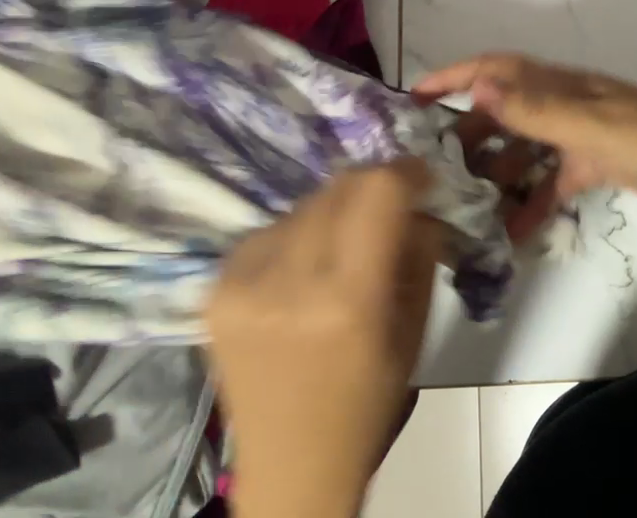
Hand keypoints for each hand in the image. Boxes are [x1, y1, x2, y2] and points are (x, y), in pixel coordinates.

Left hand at [204, 160, 443, 517]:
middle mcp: (289, 281)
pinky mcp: (214, 291)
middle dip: (372, 187)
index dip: (405, 172)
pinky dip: (294, 237)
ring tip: (341, 250)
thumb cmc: (368, 401)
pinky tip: (300, 273)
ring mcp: (242, 283)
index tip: (422, 179)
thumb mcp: (414, 329)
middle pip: (338, 187)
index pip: (378, 190)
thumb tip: (418, 200)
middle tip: (389, 208)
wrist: (291, 465)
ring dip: (332, 213)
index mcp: (349, 298)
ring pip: (302, 205)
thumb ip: (419, 253)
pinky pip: (267, 232)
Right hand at [412, 54, 636, 239]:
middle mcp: (562, 104)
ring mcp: (577, 134)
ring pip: (523, 148)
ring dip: (497, 173)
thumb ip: (536, 110)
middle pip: (503, 111)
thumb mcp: (592, 126)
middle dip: (468, 134)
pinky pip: (550, 180)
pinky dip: (531, 201)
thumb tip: (479, 88)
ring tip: (467, 208)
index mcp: (559, 85)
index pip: (496, 70)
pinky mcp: (591, 162)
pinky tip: (512, 233)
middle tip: (436, 170)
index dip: (454, 76)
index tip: (414, 98)